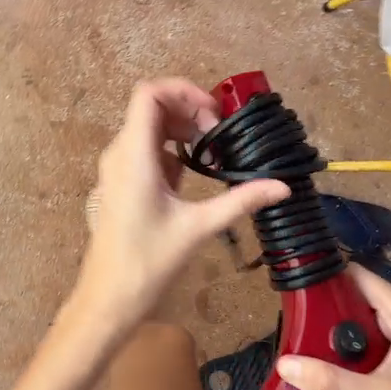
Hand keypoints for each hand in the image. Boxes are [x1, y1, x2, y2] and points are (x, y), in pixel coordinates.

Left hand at [73, 80, 288, 334]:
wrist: (108, 299)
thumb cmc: (146, 263)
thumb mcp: (198, 228)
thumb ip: (240, 201)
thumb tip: (282, 186)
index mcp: (133, 155)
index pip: (149, 94)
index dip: (183, 90)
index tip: (214, 113)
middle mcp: (120, 154)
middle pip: (151, 108)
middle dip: (189, 111)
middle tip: (220, 135)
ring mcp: (117, 169)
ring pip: (149, 130)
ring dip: (182, 132)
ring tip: (213, 155)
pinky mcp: (121, 184)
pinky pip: (146, 152)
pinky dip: (171, 152)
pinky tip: (195, 176)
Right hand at [276, 266, 390, 389]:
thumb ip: (333, 381)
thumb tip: (285, 365)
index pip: (360, 278)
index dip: (327, 277)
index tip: (292, 286)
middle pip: (358, 304)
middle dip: (325, 314)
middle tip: (288, 327)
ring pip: (363, 332)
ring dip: (335, 341)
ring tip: (298, 350)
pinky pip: (370, 354)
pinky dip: (349, 361)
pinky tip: (326, 376)